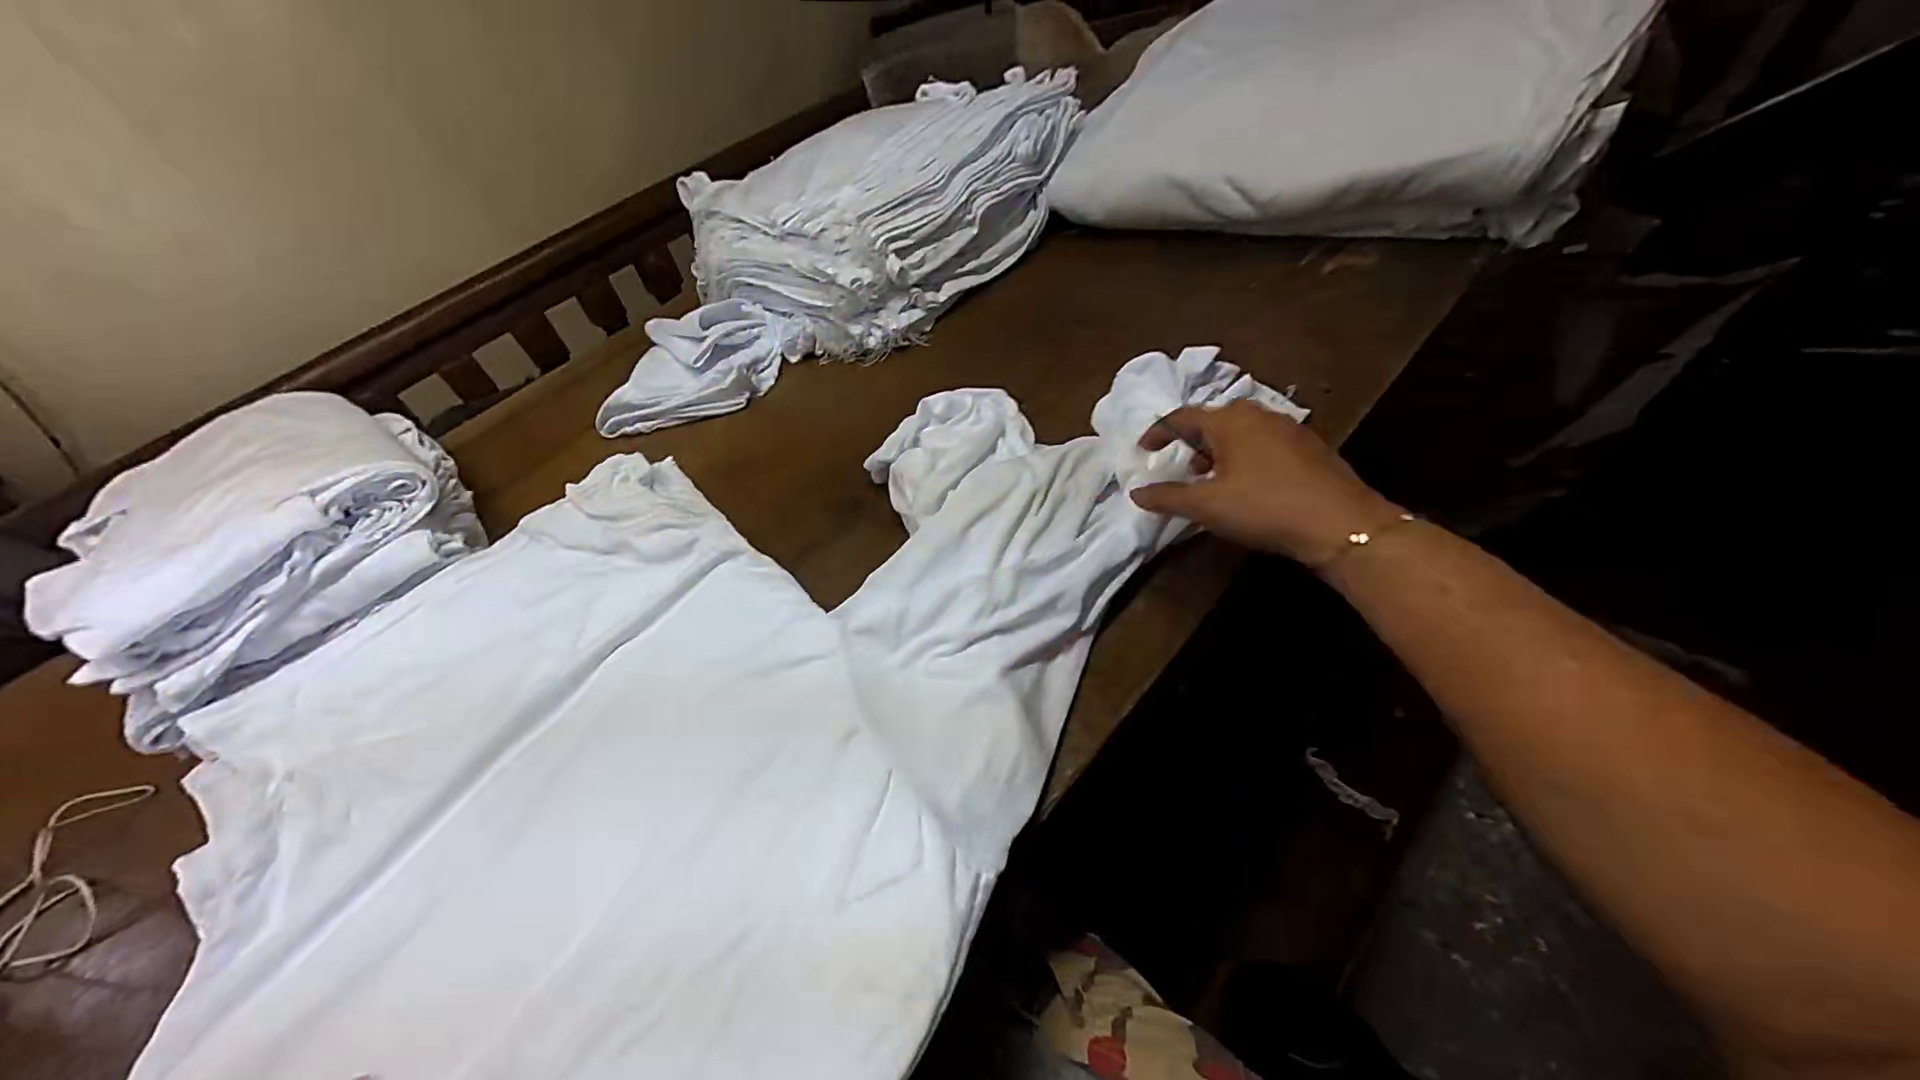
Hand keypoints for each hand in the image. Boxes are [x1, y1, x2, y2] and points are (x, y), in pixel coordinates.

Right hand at [1130, 401, 1404, 566]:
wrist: (1340, 524)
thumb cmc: (1264, 508)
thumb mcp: (1207, 507)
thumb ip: (1168, 497)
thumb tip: (1137, 492)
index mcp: (1229, 421)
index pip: (1182, 417)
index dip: (1159, 432)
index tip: (1145, 449)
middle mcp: (1258, 415)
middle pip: (1214, 420)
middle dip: (1192, 440)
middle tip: (1181, 464)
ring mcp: (1288, 428)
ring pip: (1241, 430)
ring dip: (1219, 449)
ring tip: (1211, 478)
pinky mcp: (1309, 446)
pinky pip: (1263, 442)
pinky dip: (1245, 455)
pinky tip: (1248, 483)